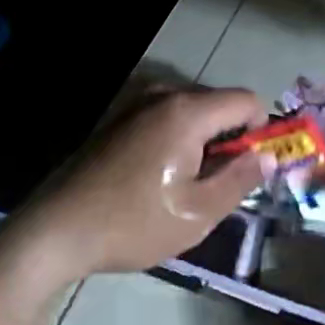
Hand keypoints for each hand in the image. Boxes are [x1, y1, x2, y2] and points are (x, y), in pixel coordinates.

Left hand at [13, 87, 266, 280]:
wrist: (55, 230)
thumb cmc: (133, 224)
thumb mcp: (198, 213)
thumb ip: (241, 179)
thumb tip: (269, 156)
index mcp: (187, 111)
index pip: (247, 101)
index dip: (260, 131)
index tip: (248, 168)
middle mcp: (164, 94)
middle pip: (219, 103)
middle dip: (230, 137)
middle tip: (215, 183)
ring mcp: (137, 101)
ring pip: (193, 110)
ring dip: (202, 139)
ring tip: (184, 183)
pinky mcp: (119, 115)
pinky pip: (167, 115)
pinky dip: (177, 137)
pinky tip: (157, 175)